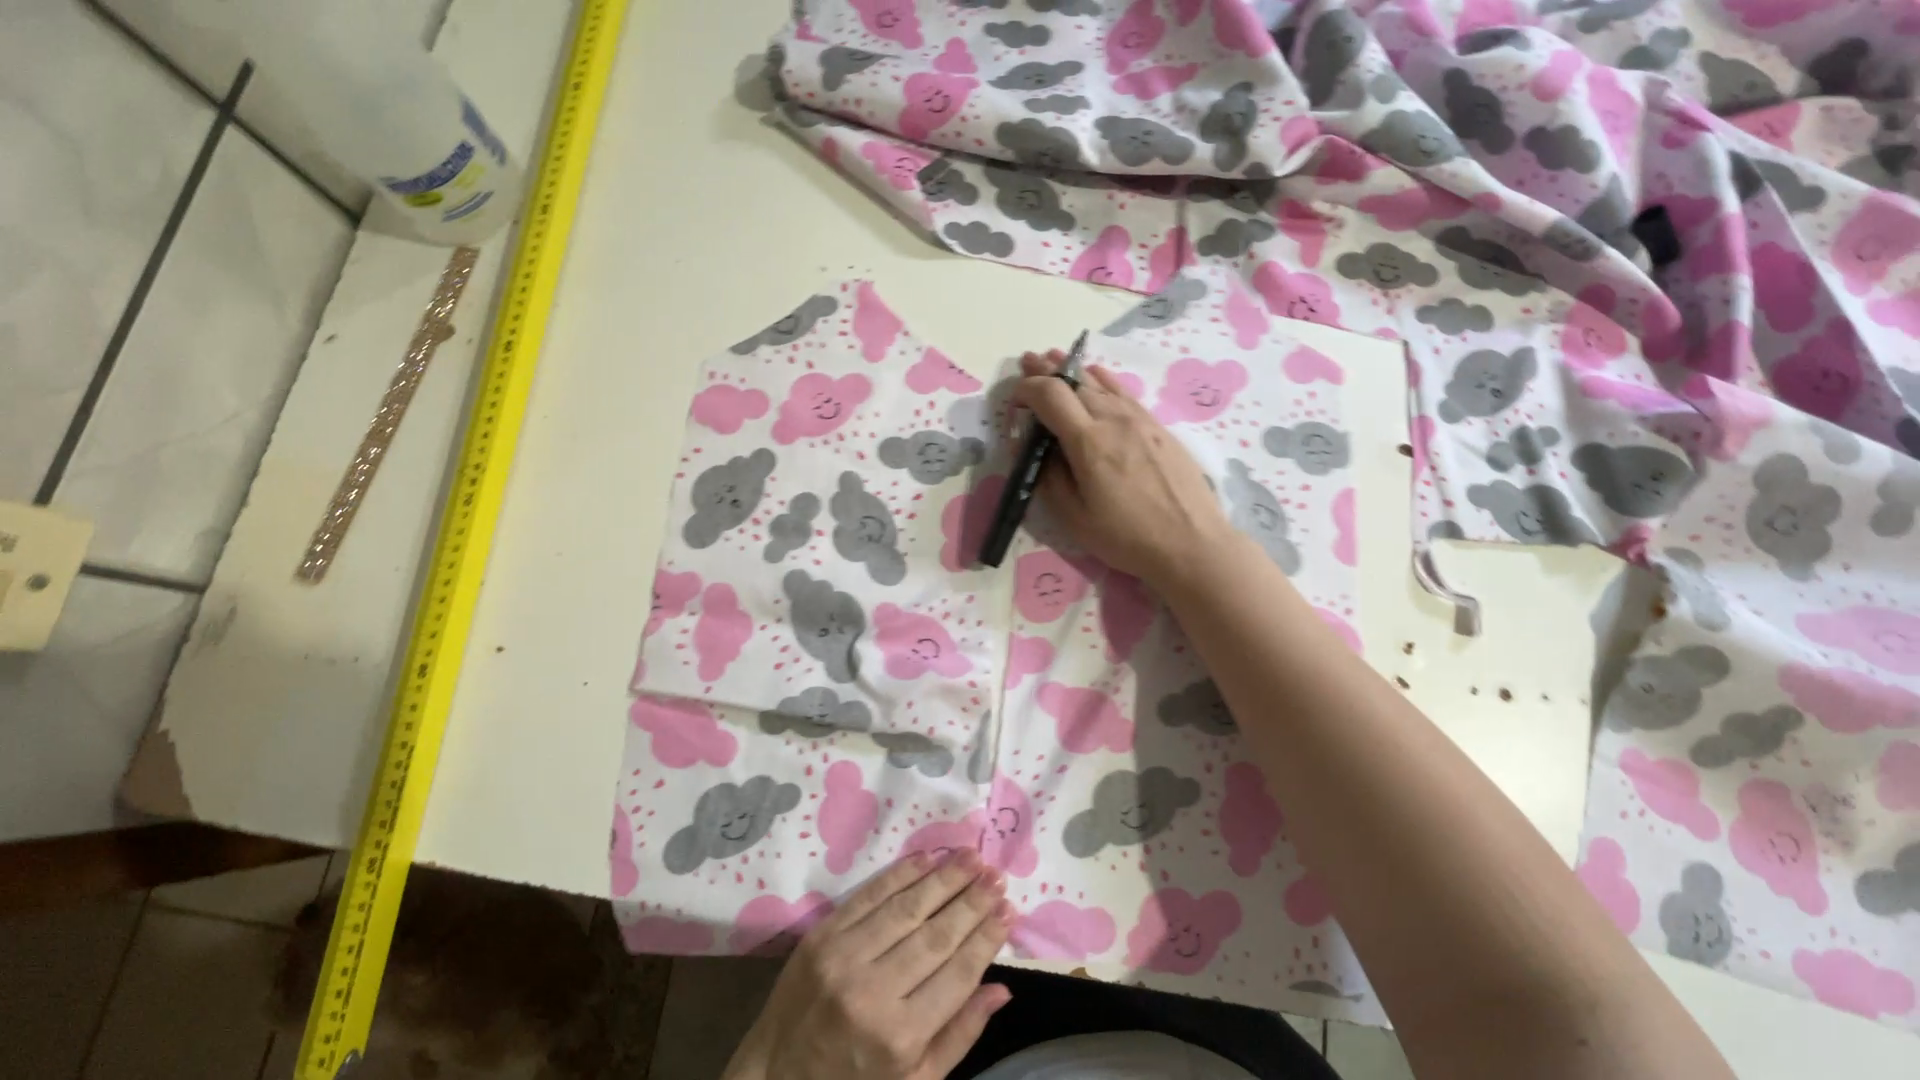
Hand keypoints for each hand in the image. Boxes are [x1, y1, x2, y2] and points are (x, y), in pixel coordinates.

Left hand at [721, 851, 1013, 1079]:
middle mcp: (872, 991)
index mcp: (900, 1035)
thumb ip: (959, 1035)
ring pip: (906, 908)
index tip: (1010, 910)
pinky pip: (868, 896)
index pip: (958, 973)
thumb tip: (1001, 988)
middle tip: (998, 876)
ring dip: (944, 879)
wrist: (774, 1074)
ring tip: (973, 858)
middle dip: (972, 902)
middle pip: (936, 935)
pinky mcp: (820, 936)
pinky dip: (900, 875)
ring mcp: (842, 958)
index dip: (987, 938)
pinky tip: (927, 860)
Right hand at [1014, 349, 1239, 588]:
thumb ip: (1048, 478)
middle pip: (1074, 381)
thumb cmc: (1126, 537)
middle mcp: (1113, 419)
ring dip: (1072, 370)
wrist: (1191, 543)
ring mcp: (1139, 420)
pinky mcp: (1157, 427)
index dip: (1026, 388)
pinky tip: (1096, 374)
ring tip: (1053, 358)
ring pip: (1100, 383)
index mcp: (1088, 441)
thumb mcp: (1074, 518)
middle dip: (1046, 371)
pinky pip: (1124, 392)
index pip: (1050, 395)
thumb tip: (1028, 449)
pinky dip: (1103, 379)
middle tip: (1027, 362)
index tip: (1013, 397)